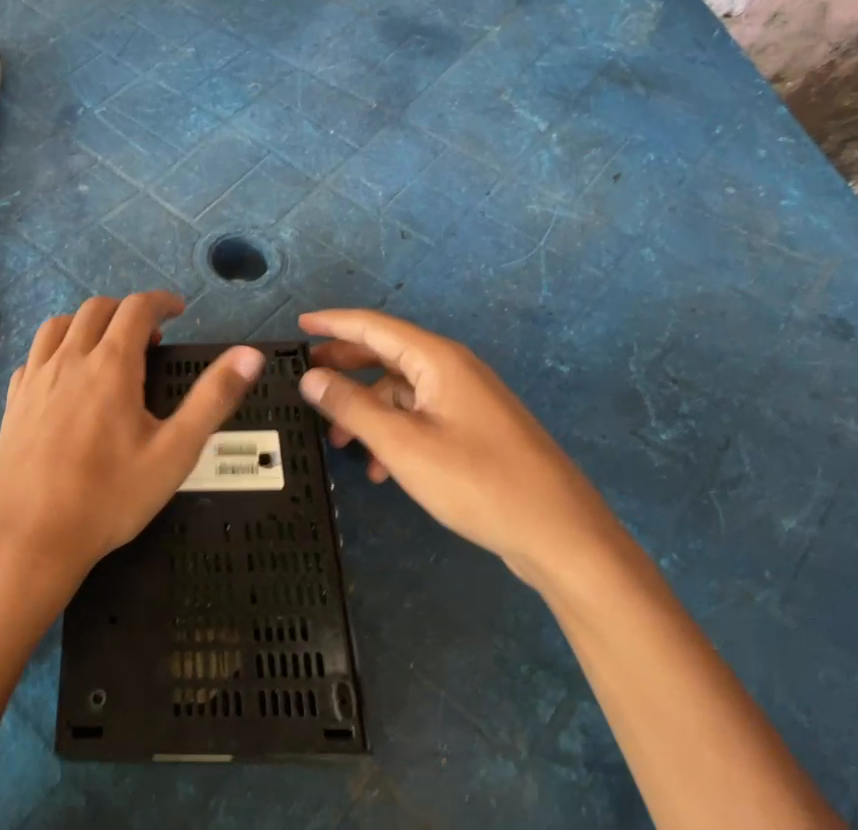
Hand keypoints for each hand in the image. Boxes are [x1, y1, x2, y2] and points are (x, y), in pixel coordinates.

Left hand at [0, 292, 263, 588]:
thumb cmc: (108, 496)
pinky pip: (33, 357)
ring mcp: (35, 380)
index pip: (136, 309)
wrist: (29, 536)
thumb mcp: (175, 452)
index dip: (161, 302)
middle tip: (149, 338)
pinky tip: (64, 378)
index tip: (177, 311)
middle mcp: (69, 360)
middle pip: (96, 309)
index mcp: (111, 365)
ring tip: (105, 347)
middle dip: (126, 311)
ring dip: (87, 324)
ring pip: (58, 326)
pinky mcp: (14, 403)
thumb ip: (213, 399)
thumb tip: (250, 354)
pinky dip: (55, 351)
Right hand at [297, 308, 622, 589]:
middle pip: (388, 354)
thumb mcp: (402, 445)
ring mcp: (468, 401)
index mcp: (438, 361)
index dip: (334, 323)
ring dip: (367, 408)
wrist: (558, 533)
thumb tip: (312, 378)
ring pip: (402, 390)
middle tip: (305, 379)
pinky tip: (379, 468)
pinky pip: (421, 416)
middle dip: (345, 366)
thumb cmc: (476, 482)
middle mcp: (454, 370)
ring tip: (338, 440)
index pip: (375, 327)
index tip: (299, 324)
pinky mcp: (475, 430)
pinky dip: (393, 432)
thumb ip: (352, 407)